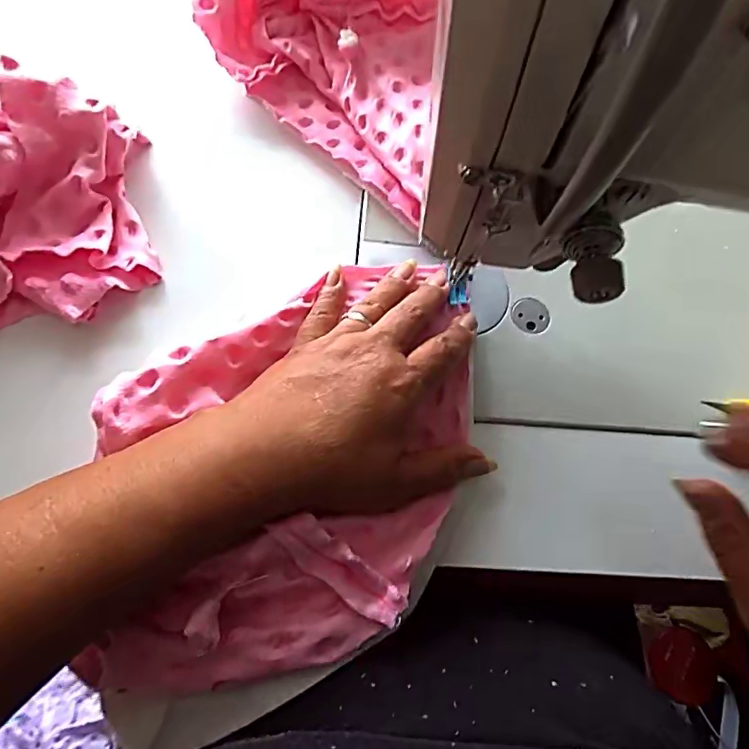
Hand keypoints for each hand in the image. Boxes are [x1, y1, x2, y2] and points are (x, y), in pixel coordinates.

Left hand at [215, 261, 492, 516]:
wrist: (265, 451)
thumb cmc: (332, 469)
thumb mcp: (396, 480)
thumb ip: (442, 468)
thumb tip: (483, 462)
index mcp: (403, 384)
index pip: (441, 352)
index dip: (459, 335)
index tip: (469, 319)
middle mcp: (375, 353)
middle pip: (410, 316)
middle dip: (430, 296)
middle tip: (444, 280)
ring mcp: (339, 344)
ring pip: (375, 305)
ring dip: (395, 284)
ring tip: (409, 268)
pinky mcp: (307, 345)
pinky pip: (325, 311)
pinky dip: (332, 291)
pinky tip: (336, 275)